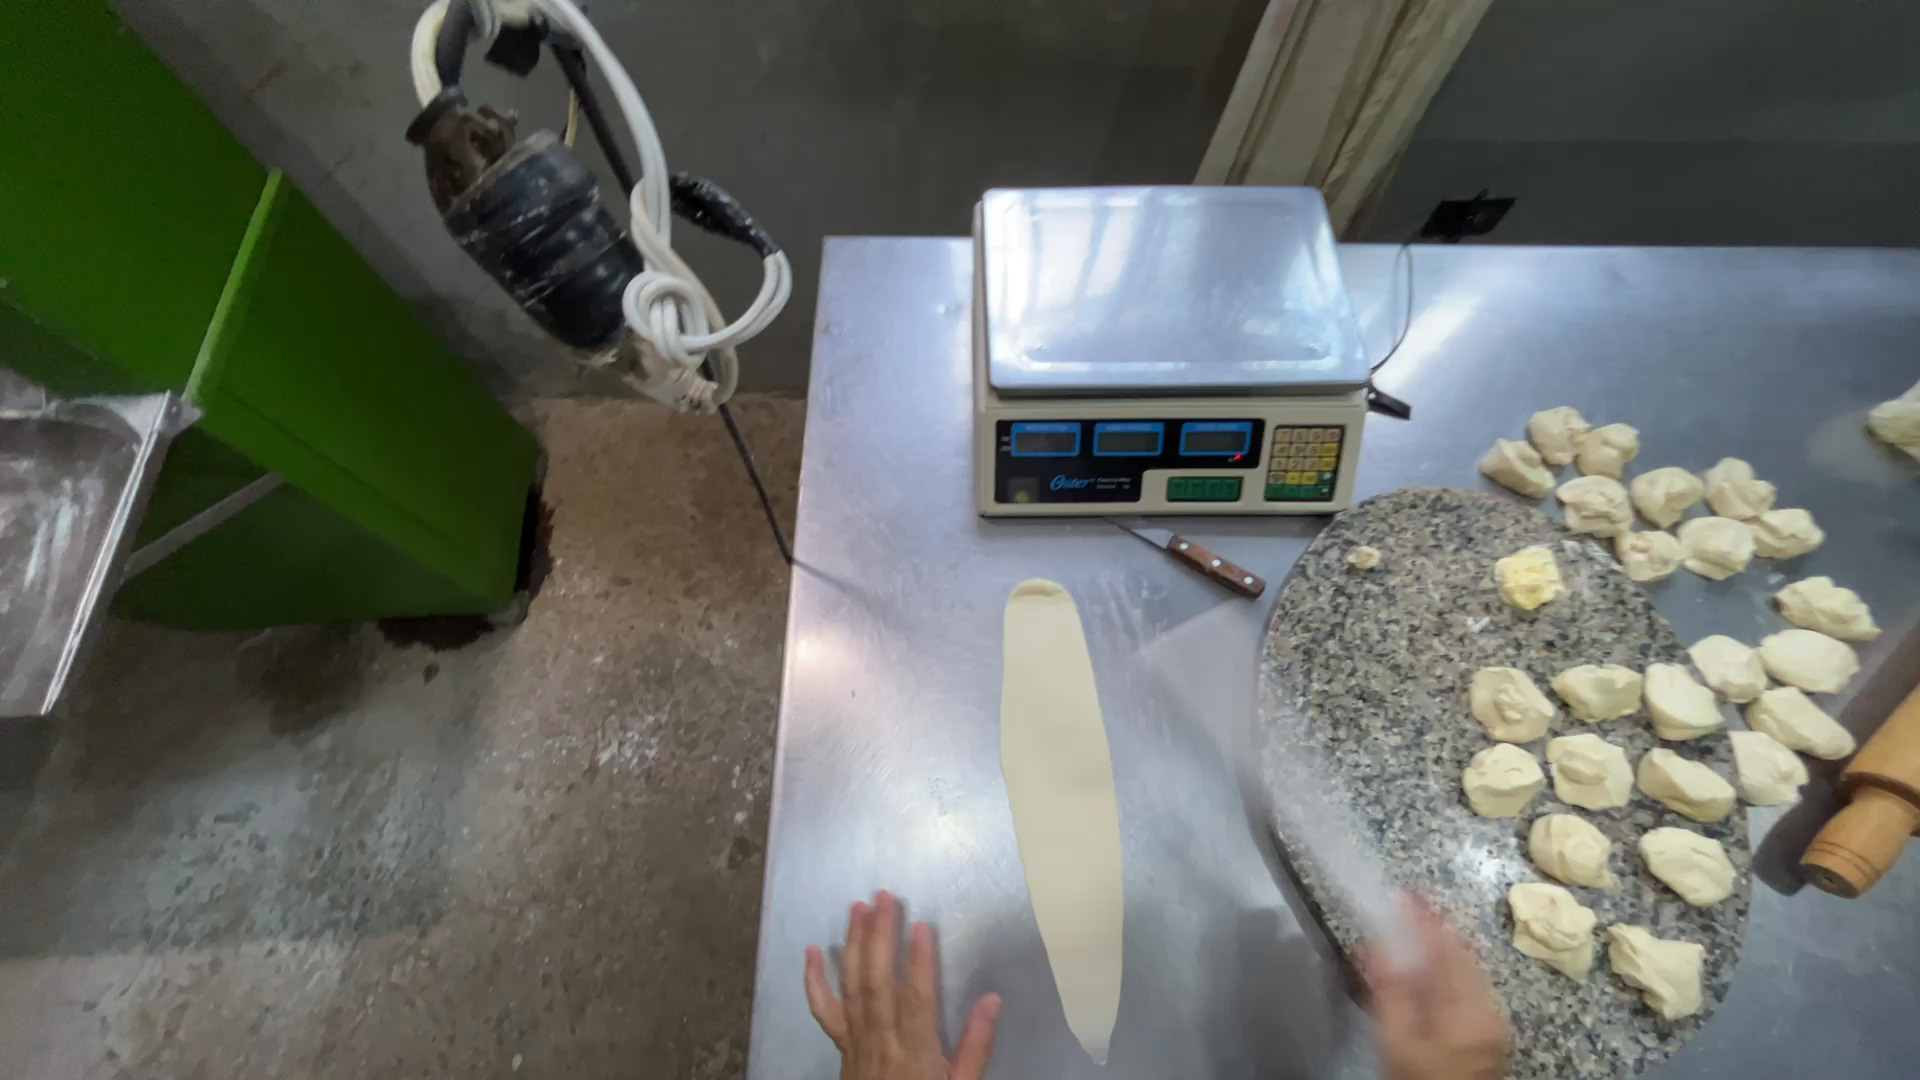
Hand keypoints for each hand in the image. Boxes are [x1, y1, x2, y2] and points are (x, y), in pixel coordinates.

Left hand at [804, 890, 1001, 1079]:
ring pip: (852, 986)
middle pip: (877, 981)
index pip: (916, 999)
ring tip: (857, 907)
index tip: (921, 925)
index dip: (918, 961)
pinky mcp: (840, 1045)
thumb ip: (976, 1046)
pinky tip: (812, 950)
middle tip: (884, 897)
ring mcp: (856, 1041)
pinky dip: (814, 980)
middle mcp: (881, 1041)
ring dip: (853, 943)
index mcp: (914, 1052)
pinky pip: (824, 1011)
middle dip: (880, 935)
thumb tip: (992, 999)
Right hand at [1360, 898, 1511, 1079]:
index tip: (1406, 891)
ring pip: (1465, 966)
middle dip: (1433, 924)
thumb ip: (1390, 989)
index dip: (1427, 918)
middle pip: (1462, 954)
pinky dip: (1444, 961)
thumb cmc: (1418, 1078)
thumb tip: (1378, 941)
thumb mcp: (1395, 1038)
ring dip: (1437, 941)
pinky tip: (1423, 956)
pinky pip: (1466, 981)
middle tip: (1406, 898)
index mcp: (1471, 1012)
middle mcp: (1491, 1011)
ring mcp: (1493, 1021)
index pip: (1449, 951)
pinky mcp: (1487, 1029)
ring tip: (1410, 920)